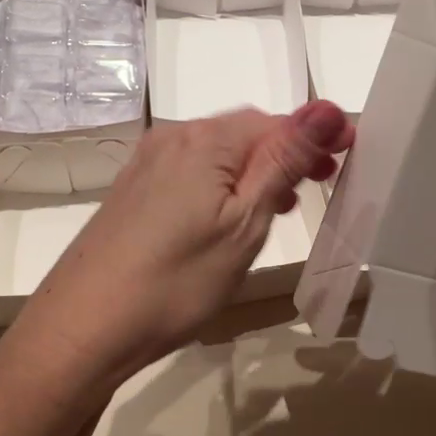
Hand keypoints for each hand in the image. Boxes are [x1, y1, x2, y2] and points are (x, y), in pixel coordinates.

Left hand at [5, 102, 354, 395]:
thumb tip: (326, 109)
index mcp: (203, 140)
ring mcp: (145, 166)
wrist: (83, 327)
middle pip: (243, 132)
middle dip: (287, 150)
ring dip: (256, 170)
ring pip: (216, 154)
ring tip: (284, 206)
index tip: (352, 153)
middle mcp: (171, 139)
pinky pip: (191, 173)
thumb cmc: (176, 280)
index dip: (314, 134)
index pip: (274, 121)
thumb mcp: (243, 225)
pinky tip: (231, 218)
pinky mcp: (132, 194)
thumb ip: (283, 163)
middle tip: (324, 181)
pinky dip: (223, 185)